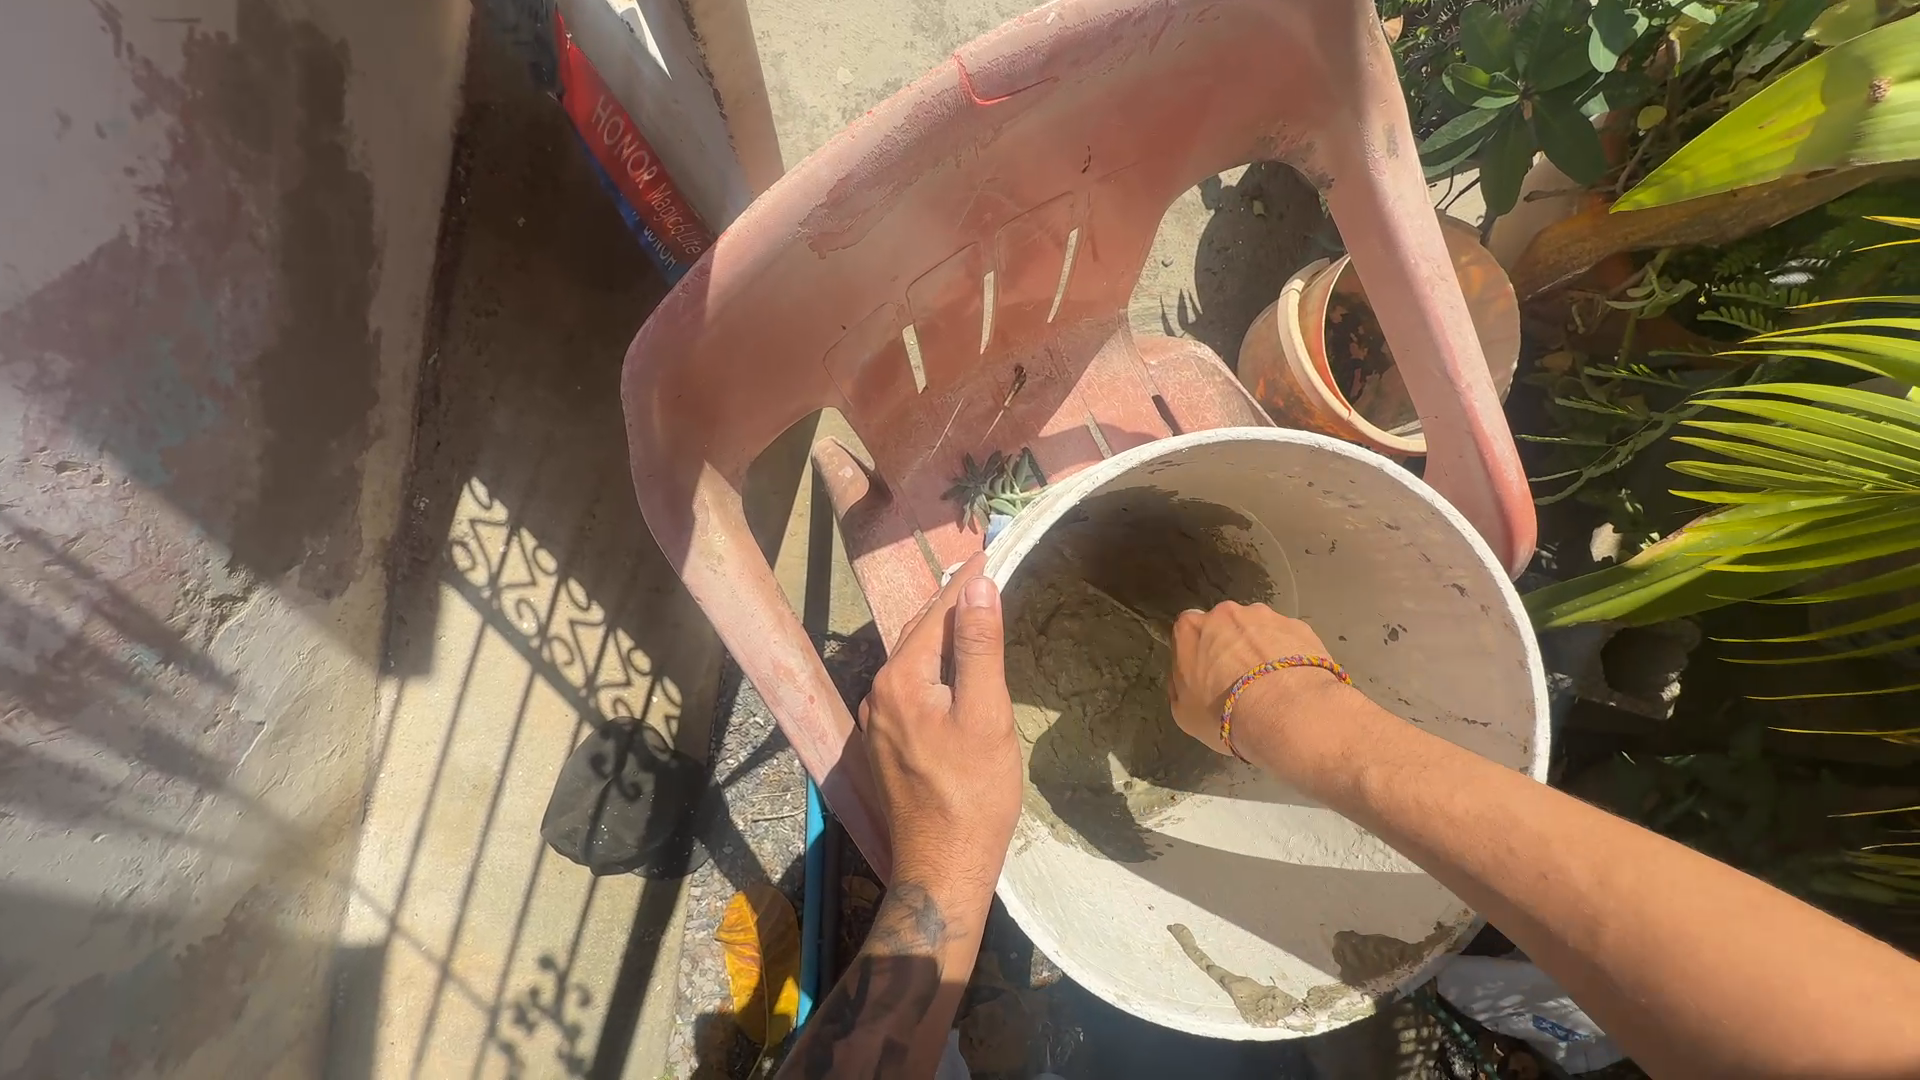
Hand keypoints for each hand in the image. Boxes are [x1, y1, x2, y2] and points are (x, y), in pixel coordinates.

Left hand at [858, 553, 1021, 897]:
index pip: (936, 615)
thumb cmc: (974, 794)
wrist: (942, 869)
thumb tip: (977, 586)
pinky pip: (909, 690)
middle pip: (919, 636)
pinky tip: (950, 671)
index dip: (964, 583)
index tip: (989, 552)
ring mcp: (876, 723)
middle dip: (950, 604)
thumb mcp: (986, 715)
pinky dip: (933, 668)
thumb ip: (980, 648)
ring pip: (912, 663)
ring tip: (971, 615)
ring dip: (940, 636)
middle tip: (982, 575)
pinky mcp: (885, 746)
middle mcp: (878, 694)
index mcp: (900, 680)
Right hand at [1168, 602, 1357, 763]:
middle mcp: (1226, 613)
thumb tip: (1188, 677)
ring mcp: (1266, 616)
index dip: (1197, 651)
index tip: (1205, 673)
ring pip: (1259, 629)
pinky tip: (1295, 682)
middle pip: (1224, 625)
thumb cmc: (1222, 713)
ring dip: (1261, 648)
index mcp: (1190, 628)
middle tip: (1239, 680)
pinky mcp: (1299, 626)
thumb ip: (1180, 684)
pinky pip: (1289, 639)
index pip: (1187, 630)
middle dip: (1230, 645)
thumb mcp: (1182, 711)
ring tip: (1272, 683)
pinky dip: (1290, 655)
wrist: (1286, 715)